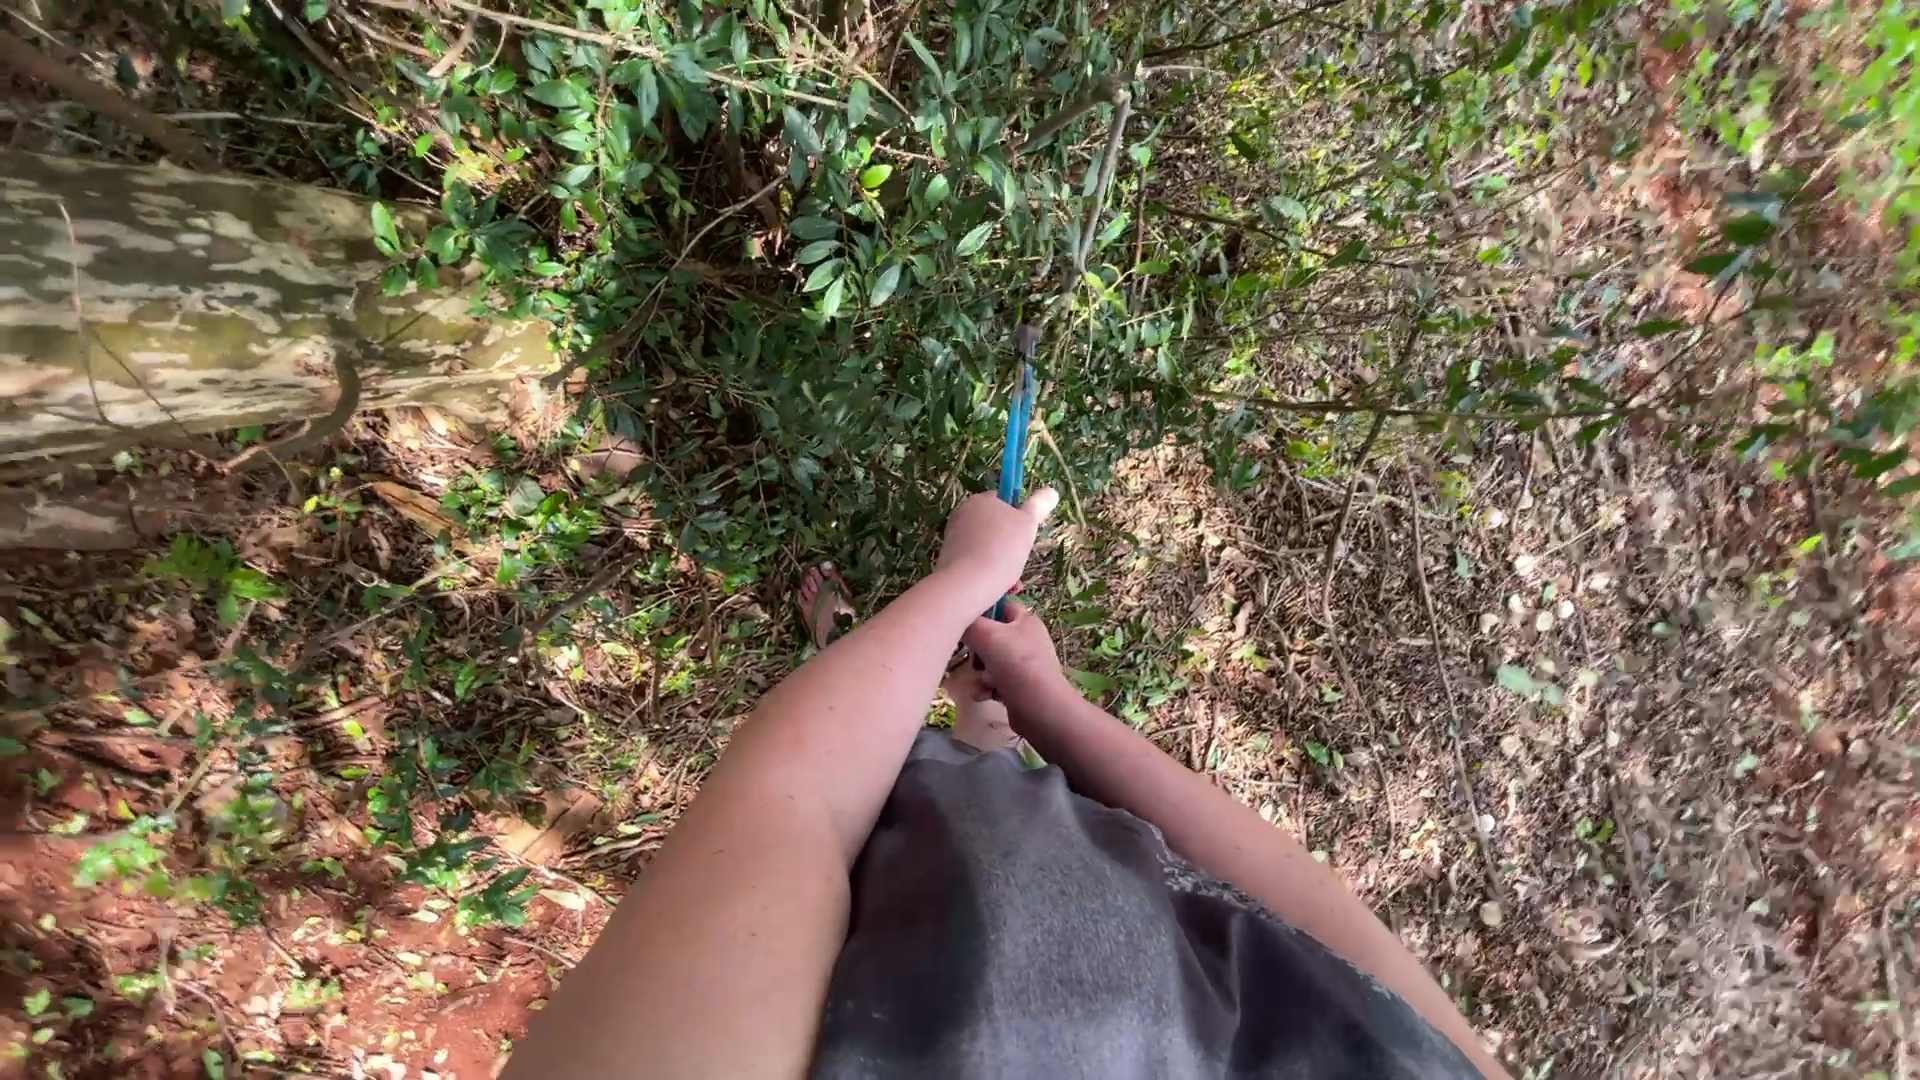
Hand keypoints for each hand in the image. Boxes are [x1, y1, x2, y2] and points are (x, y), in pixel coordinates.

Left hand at [935, 487, 1057, 598]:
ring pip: (986, 549)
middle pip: (994, 527)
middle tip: (1019, 560)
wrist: (969, 584)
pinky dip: (988, 574)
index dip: (1017, 516)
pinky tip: (999, 590)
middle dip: (1010, 546)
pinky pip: (975, 564)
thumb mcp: (1028, 524)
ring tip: (1012, 583)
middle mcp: (962, 515)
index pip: (1001, 501)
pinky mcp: (948, 560)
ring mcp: (953, 538)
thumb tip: (1051, 491)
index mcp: (979, 501)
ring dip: (1003, 564)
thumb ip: (1039, 505)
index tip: (1025, 534)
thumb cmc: (1003, 548)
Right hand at [961, 599, 1068, 707]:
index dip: (983, 609)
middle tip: (971, 655)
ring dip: (980, 673)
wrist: (1041, 710)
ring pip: (990, 662)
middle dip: (977, 649)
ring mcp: (1023, 665)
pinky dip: (986, 688)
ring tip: (983, 681)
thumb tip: (956, 622)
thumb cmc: (1017, 664)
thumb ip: (968, 624)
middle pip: (991, 636)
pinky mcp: (1018, 687)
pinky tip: (984, 696)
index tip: (965, 620)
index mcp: (1025, 621)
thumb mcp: (987, 635)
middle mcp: (1026, 640)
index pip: (1001, 605)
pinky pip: (994, 682)